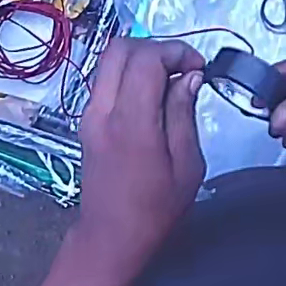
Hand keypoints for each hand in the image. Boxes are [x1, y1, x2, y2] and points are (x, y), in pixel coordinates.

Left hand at [72, 38, 206, 280]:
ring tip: (170, 82)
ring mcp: (89, 115)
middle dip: (156, 48)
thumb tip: (189, 77)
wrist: (111, 238)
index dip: (175, 52)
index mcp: (130, 122)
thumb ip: (183, 113)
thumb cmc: (156, 210)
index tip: (198, 68)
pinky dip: (130, 76)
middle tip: (183, 68)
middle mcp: (102, 111)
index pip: (146, 59)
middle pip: (120, 48)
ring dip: (141, 60)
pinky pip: (106, 81)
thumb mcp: (187, 165)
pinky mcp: (87, 122)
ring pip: (109, 61)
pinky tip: (153, 98)